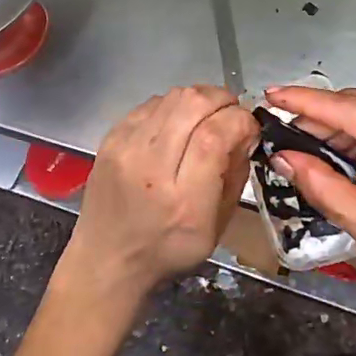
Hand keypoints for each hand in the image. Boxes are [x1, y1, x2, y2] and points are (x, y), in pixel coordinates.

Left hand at [56, 86, 258, 299]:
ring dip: (198, 99)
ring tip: (207, 114)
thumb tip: (244, 131)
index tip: (249, 126)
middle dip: (222, 99)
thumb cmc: (167, 249)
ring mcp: (125, 147)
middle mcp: (150, 166)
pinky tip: (177, 122)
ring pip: (171, 97)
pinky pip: (150, 104)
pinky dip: (172, 106)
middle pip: (192, 104)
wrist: (106, 258)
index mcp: (183, 200)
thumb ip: (234, 175)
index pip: (215, 136)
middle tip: (231, 112)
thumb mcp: (216, 226)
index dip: (239, 120)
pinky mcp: (110, 137)